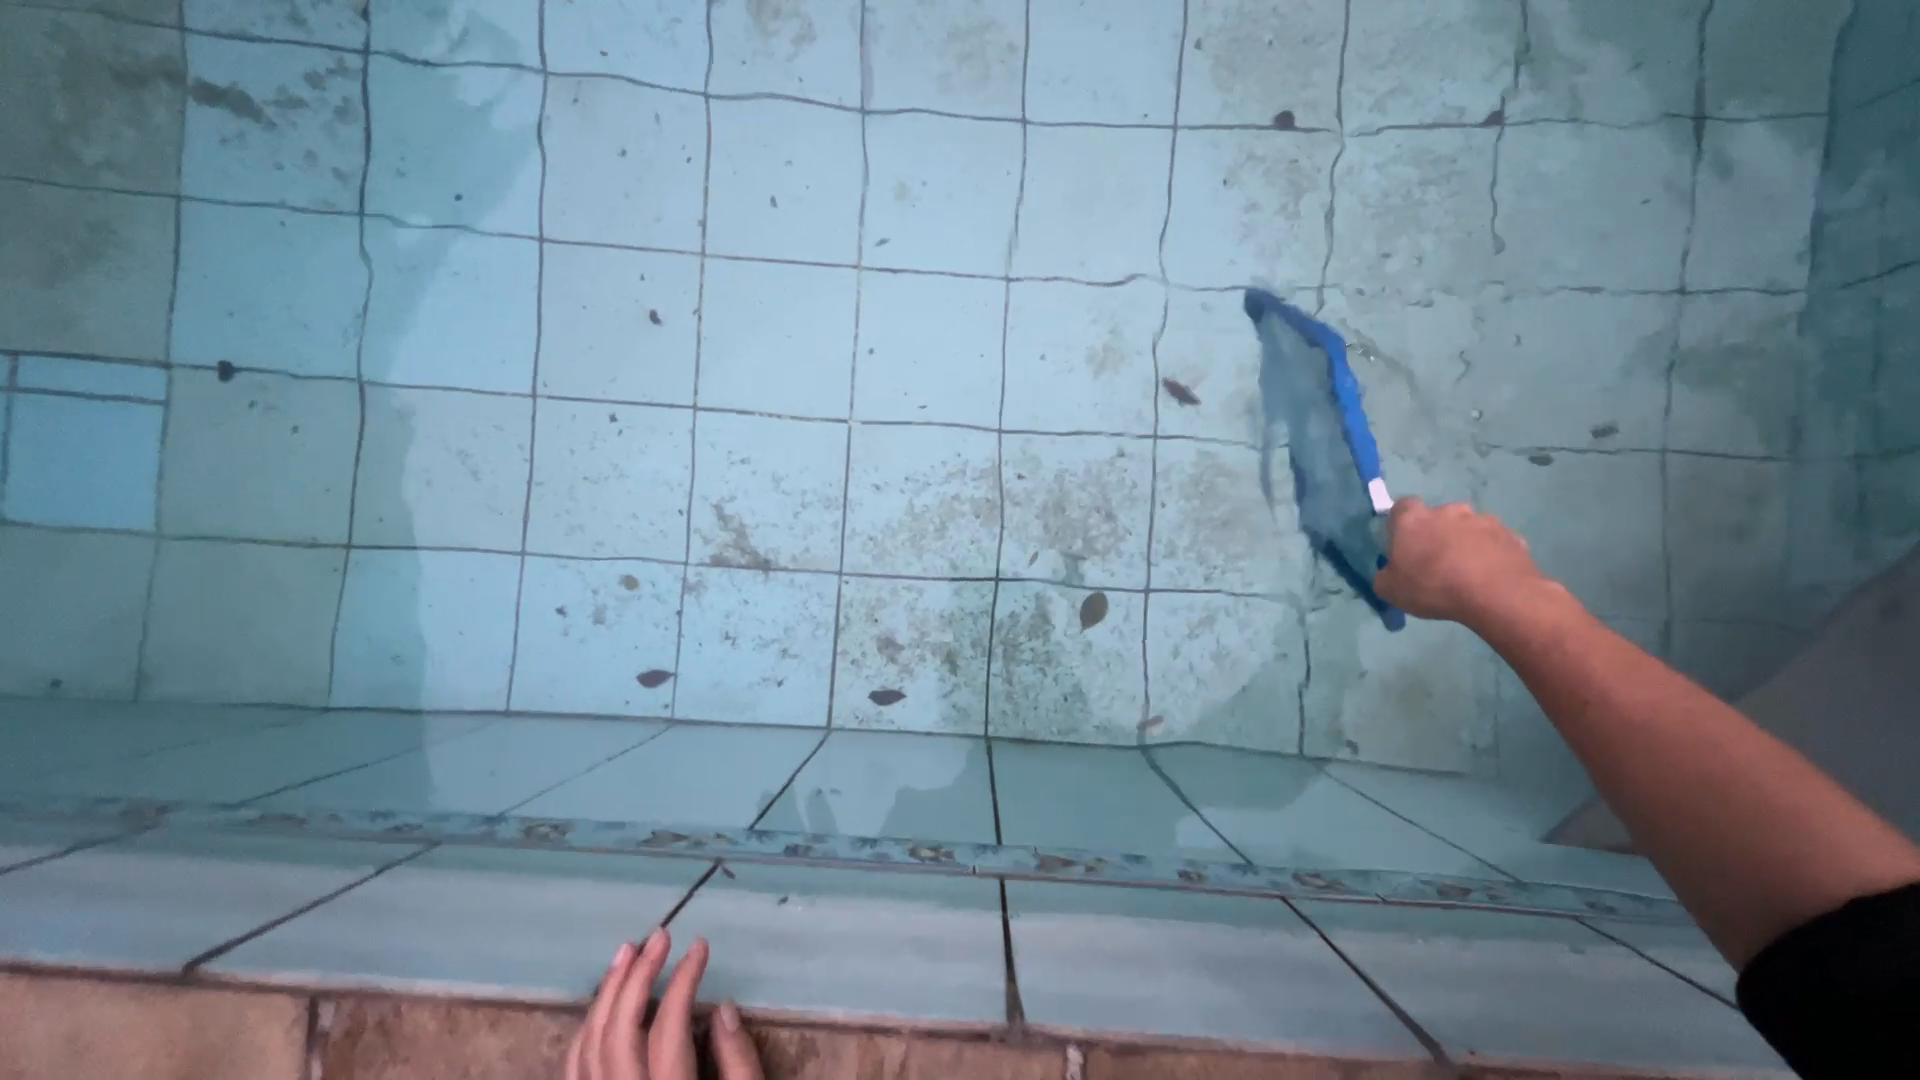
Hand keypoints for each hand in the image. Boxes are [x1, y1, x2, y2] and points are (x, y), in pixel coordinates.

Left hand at [566, 929, 763, 1079]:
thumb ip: (738, 1065)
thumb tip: (720, 1009)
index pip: (668, 1028)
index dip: (683, 980)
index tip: (700, 946)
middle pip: (618, 1033)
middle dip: (638, 977)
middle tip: (660, 935)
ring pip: (587, 1049)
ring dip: (606, 996)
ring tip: (627, 953)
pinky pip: (574, 1075)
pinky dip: (585, 1033)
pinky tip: (602, 1007)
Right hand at [1374, 496, 1556, 625]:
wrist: (1496, 595)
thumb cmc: (1433, 587)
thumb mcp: (1390, 590)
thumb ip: (1385, 575)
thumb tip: (1390, 572)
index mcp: (1413, 519)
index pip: (1402, 507)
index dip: (1402, 523)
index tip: (1404, 543)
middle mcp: (1448, 511)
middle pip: (1438, 517)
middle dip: (1437, 533)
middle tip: (1436, 561)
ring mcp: (1483, 521)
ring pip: (1469, 528)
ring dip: (1465, 543)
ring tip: (1467, 571)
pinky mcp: (1511, 536)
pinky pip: (1494, 543)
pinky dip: (1490, 554)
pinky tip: (1489, 576)